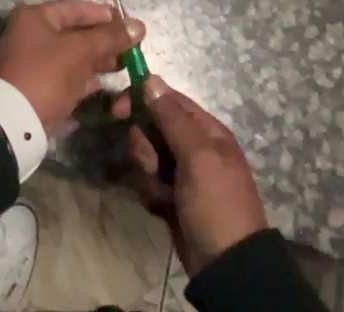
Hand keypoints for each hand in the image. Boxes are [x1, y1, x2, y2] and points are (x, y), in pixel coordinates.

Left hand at [0, 0, 144, 129]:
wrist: (16, 121)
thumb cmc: (47, 74)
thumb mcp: (80, 51)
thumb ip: (110, 37)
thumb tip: (139, 25)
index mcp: (36, 17)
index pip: (77, 8)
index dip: (106, 15)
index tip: (131, 24)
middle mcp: (33, 34)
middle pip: (77, 32)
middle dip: (105, 40)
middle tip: (133, 47)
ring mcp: (36, 61)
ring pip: (75, 55)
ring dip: (99, 59)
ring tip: (126, 65)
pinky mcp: (41, 85)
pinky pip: (69, 75)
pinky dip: (87, 77)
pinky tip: (106, 82)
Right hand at [115, 77, 268, 276]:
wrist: (225, 264)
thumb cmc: (216, 203)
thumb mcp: (198, 156)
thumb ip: (173, 118)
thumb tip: (151, 79)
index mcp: (206, 130)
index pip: (167, 99)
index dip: (141, 100)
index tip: (118, 111)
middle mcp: (193, 146)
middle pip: (151, 127)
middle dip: (145, 147)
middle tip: (155, 166)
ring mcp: (181, 172)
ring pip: (146, 155)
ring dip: (148, 173)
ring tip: (164, 193)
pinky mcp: (170, 195)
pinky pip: (147, 180)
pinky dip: (150, 192)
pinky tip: (162, 207)